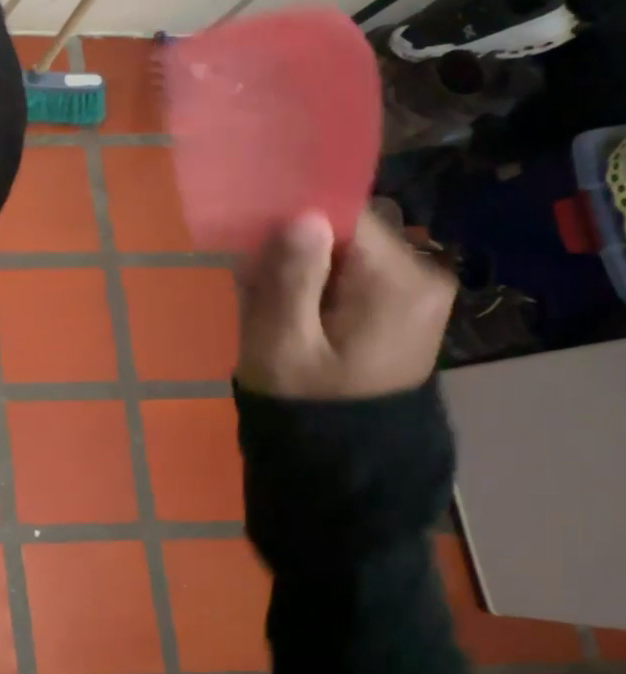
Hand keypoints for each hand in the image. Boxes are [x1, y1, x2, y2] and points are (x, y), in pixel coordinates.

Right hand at [237, 211, 455, 398]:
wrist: (342, 456)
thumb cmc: (305, 399)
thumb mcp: (281, 342)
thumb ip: (290, 279)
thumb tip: (301, 217)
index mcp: (397, 283)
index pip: (345, 219)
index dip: (295, 225)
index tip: (253, 249)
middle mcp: (421, 277)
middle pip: (347, 237)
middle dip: (295, 253)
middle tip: (254, 287)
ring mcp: (417, 295)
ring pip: (346, 257)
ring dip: (303, 273)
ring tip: (271, 308)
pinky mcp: (404, 310)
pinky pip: (354, 278)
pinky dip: (319, 289)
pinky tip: (294, 316)